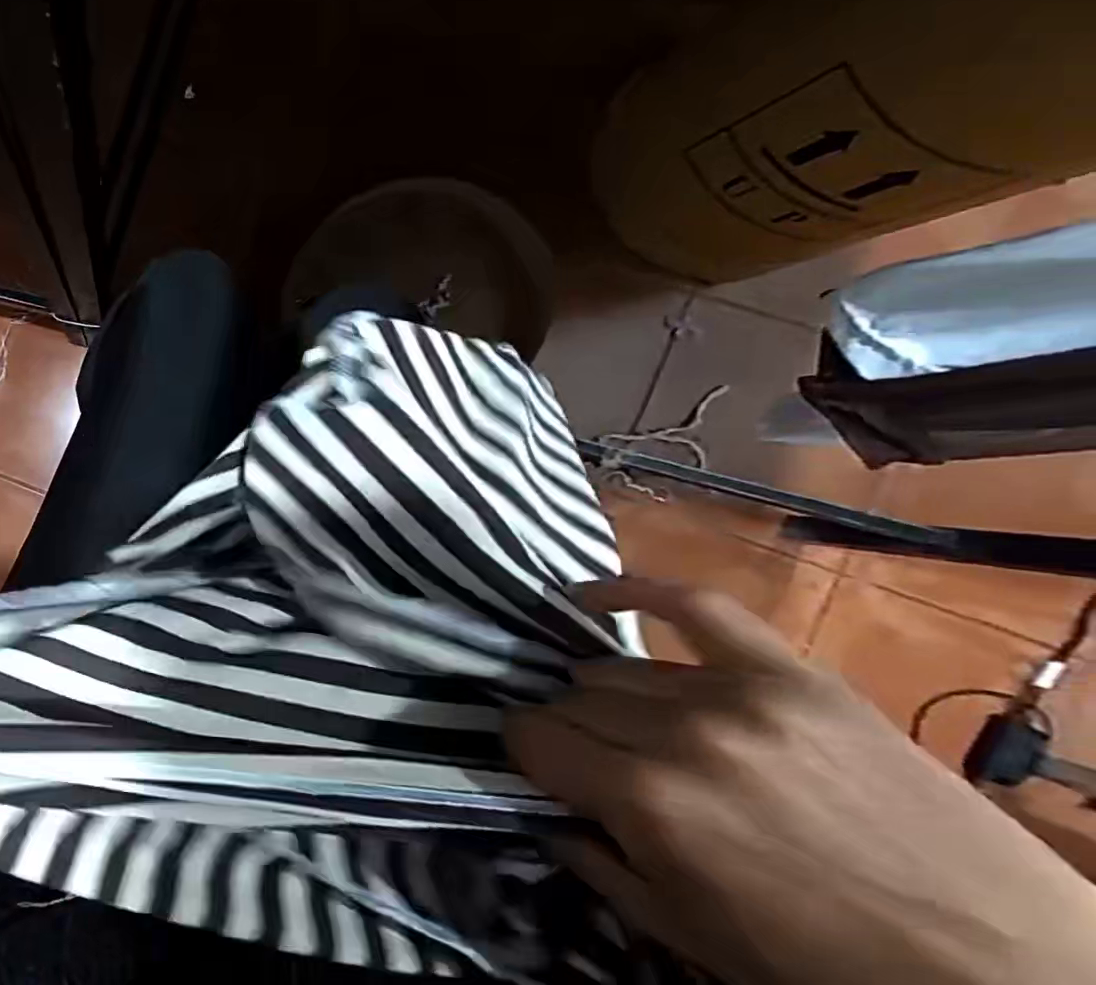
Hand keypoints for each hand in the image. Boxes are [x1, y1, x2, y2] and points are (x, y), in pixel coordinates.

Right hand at [506, 577, 1095, 984]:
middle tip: (590, 760)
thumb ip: (592, 860)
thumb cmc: (824, 966)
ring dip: (603, 694)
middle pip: (573, 700)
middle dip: (567, 731)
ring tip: (621, 719)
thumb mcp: (686, 934)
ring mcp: (740, 696)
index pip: (531, 737)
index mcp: (645, 804)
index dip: (523, 752)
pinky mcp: (794, 676)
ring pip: (618, 668)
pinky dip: (637, 591)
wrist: (1014, 978)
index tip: (534, 765)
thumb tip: (540, 805)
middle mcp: (677, 736)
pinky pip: (698, 605)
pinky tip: (591, 594)